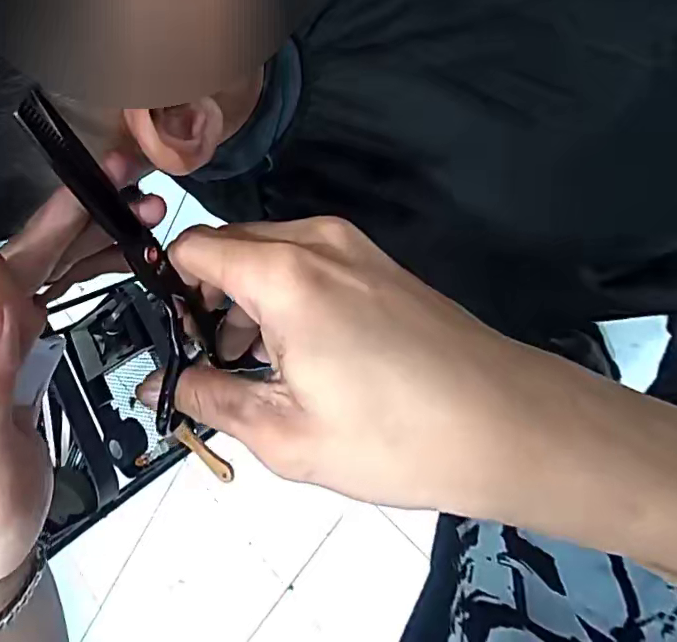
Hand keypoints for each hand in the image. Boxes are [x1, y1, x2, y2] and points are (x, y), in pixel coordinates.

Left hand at [0, 169, 158, 640]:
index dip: (28, 266)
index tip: (91, 230)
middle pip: (4, 262)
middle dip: (66, 220)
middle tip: (120, 176)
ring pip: (31, 267)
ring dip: (86, 235)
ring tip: (138, 206)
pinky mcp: (4, 338)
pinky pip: (46, 290)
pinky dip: (85, 265)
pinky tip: (118, 248)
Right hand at [140, 218, 557, 514]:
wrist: (520, 428)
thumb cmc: (401, 437)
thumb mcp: (286, 435)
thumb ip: (207, 399)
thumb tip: (156, 386)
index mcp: (281, 274)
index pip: (189, 247)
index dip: (167, 284)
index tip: (173, 331)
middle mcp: (309, 240)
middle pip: (222, 245)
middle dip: (203, 294)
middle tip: (212, 354)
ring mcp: (344, 243)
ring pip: (259, 249)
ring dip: (240, 293)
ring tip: (255, 358)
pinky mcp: (368, 256)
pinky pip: (296, 255)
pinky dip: (277, 288)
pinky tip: (299, 345)